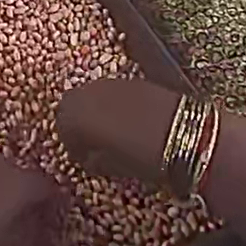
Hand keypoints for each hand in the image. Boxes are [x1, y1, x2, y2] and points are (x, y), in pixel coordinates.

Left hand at [0, 155, 62, 245]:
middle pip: (25, 176)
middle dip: (30, 195)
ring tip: (2, 212)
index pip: (49, 188)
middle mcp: (1, 165)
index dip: (56, 205)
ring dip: (6, 188)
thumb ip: (36, 237)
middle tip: (31, 218)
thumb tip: (55, 240)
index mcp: (21, 183)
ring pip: (0, 172)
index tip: (57, 220)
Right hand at [54, 78, 181, 186]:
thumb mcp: (111, 166)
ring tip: (110, 131)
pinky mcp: (131, 80)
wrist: (184, 133)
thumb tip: (89, 157)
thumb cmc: (141, 156)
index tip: (83, 159)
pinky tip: (127, 120)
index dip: (72, 146)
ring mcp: (110, 83)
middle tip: (91, 144)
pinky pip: (110, 91)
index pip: (61, 128)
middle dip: (76, 122)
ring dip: (93, 110)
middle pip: (70, 104)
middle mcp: (87, 93)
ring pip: (90, 94)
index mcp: (75, 115)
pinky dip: (111, 103)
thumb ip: (92, 159)